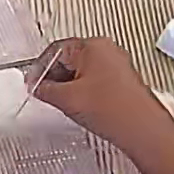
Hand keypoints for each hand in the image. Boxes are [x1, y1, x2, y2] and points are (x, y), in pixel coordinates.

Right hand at [31, 37, 173, 150]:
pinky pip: (92, 79)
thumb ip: (44, 89)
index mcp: (92, 46)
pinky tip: (77, 105)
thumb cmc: (114, 109)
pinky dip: (80, 90)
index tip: (32, 82)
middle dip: (53, 76)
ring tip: (60, 101)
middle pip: (68, 58)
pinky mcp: (120, 80)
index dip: (39, 67)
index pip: (55, 50)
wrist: (140, 128)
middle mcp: (106, 50)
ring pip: (80, 70)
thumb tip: (38, 87)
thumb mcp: (66, 98)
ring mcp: (115, 64)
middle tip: (42, 92)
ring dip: (66, 84)